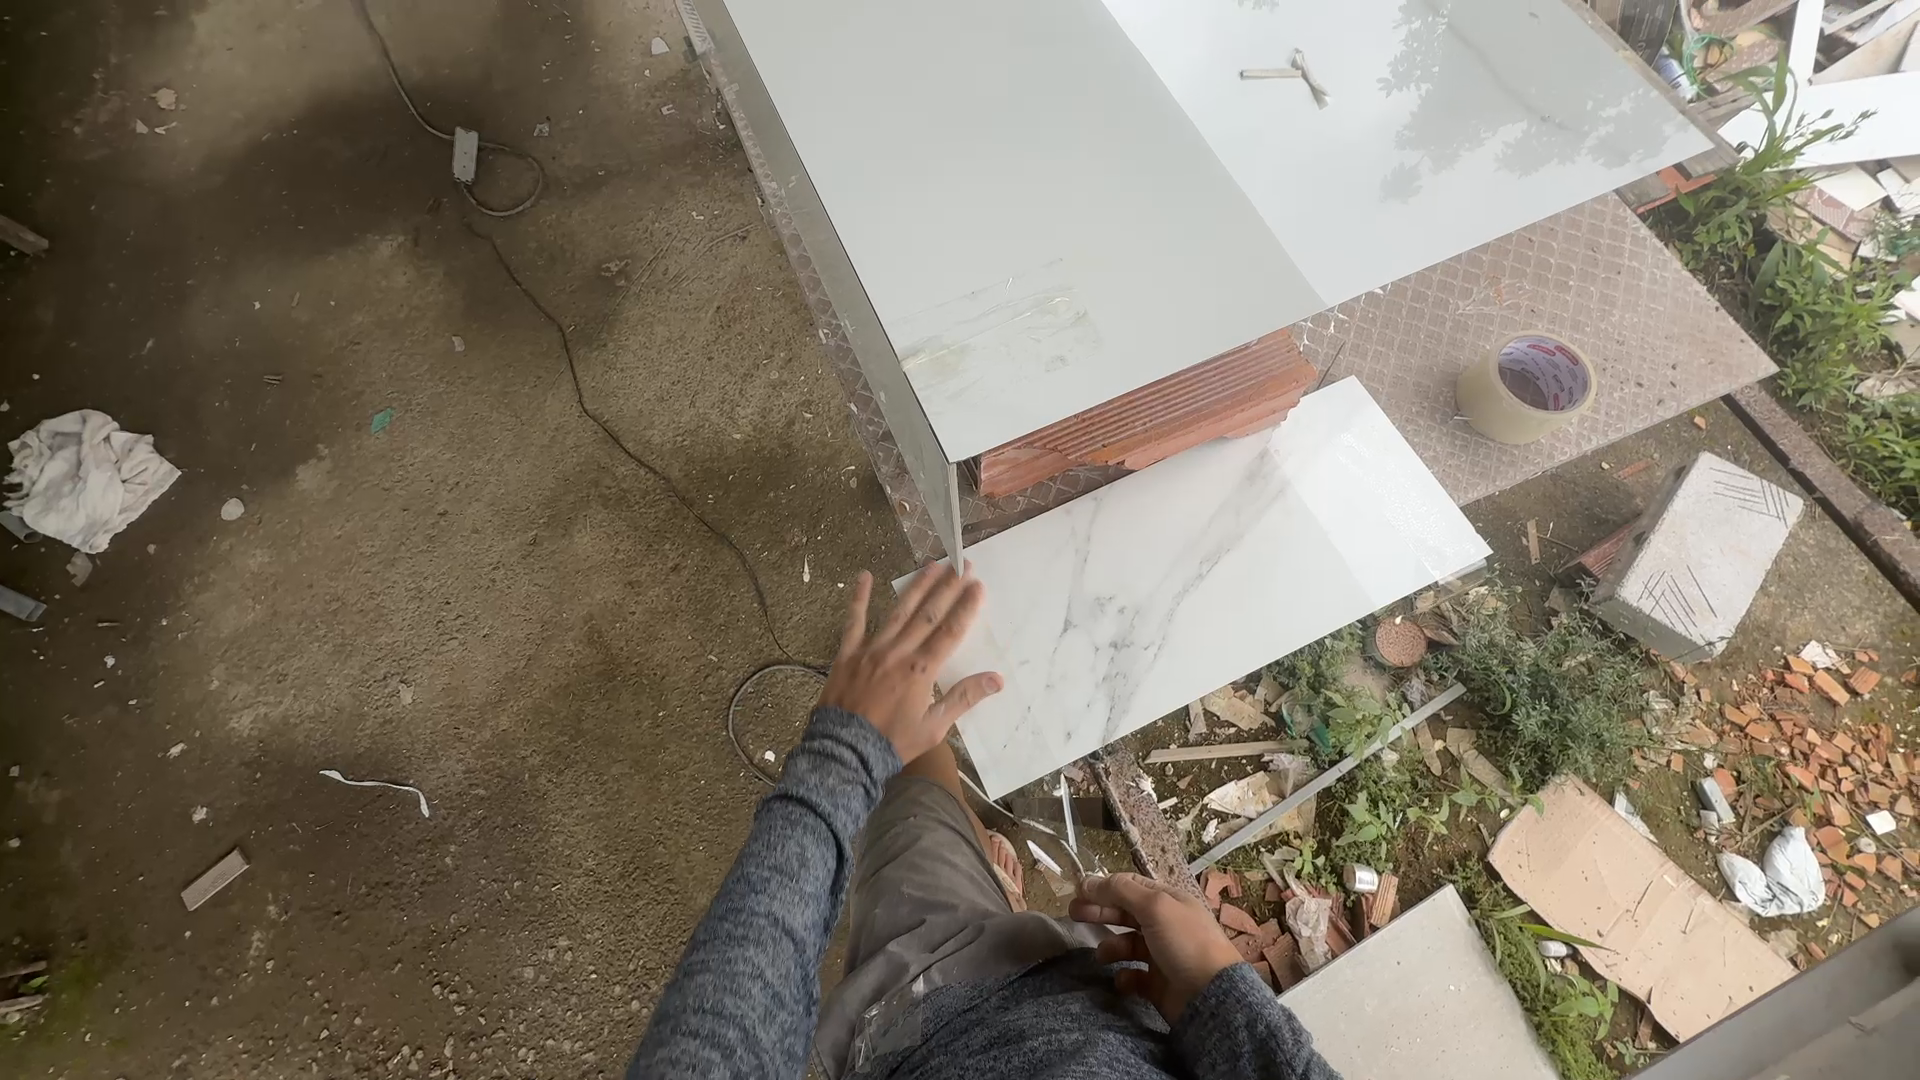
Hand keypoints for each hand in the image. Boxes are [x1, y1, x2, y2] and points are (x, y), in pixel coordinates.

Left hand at [818, 563, 1001, 762]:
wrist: (844, 752)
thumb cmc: (893, 742)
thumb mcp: (934, 728)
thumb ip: (963, 698)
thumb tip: (997, 679)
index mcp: (921, 670)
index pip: (950, 632)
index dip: (966, 607)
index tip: (978, 586)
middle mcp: (898, 652)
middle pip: (928, 614)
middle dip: (947, 588)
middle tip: (962, 565)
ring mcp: (871, 649)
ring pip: (898, 611)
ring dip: (917, 587)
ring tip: (932, 565)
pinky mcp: (848, 653)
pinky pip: (854, 621)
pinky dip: (859, 597)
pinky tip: (864, 576)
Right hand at [1070, 873, 1242, 1024]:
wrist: (1214, 999)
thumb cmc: (1185, 942)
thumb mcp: (1154, 906)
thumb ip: (1120, 891)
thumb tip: (1087, 879)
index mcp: (1166, 900)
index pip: (1129, 886)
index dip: (1103, 886)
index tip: (1078, 891)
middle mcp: (1164, 924)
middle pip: (1124, 912)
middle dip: (1099, 911)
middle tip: (1073, 915)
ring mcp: (1162, 954)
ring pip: (1127, 944)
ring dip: (1111, 946)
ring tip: (1101, 955)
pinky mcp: (1159, 984)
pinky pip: (1134, 976)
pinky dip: (1124, 976)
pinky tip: (1122, 979)